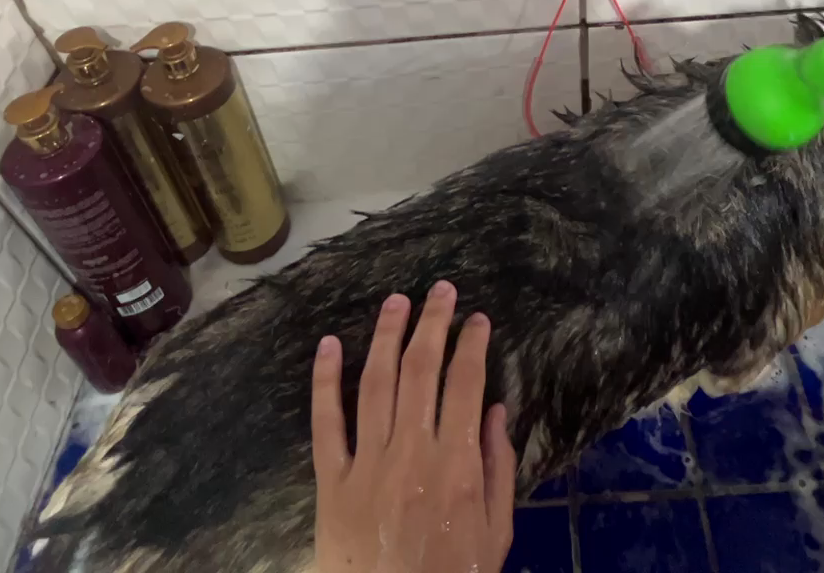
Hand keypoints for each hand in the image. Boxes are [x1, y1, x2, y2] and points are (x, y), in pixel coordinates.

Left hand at [312, 282, 516, 572]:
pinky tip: (328, 344)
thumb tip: (495, 409)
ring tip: (397, 301)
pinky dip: (324, 381)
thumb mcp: (496, 534)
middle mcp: (410, 452)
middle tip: (442, 290)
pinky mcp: (331, 481)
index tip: (478, 319)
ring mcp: (366, 463)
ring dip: (386, 335)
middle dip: (433, 323)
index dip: (472, 344)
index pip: (465, 384)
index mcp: (455, 465)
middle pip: (420, 370)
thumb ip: (498, 469)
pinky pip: (326, 422)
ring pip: (375, 383)